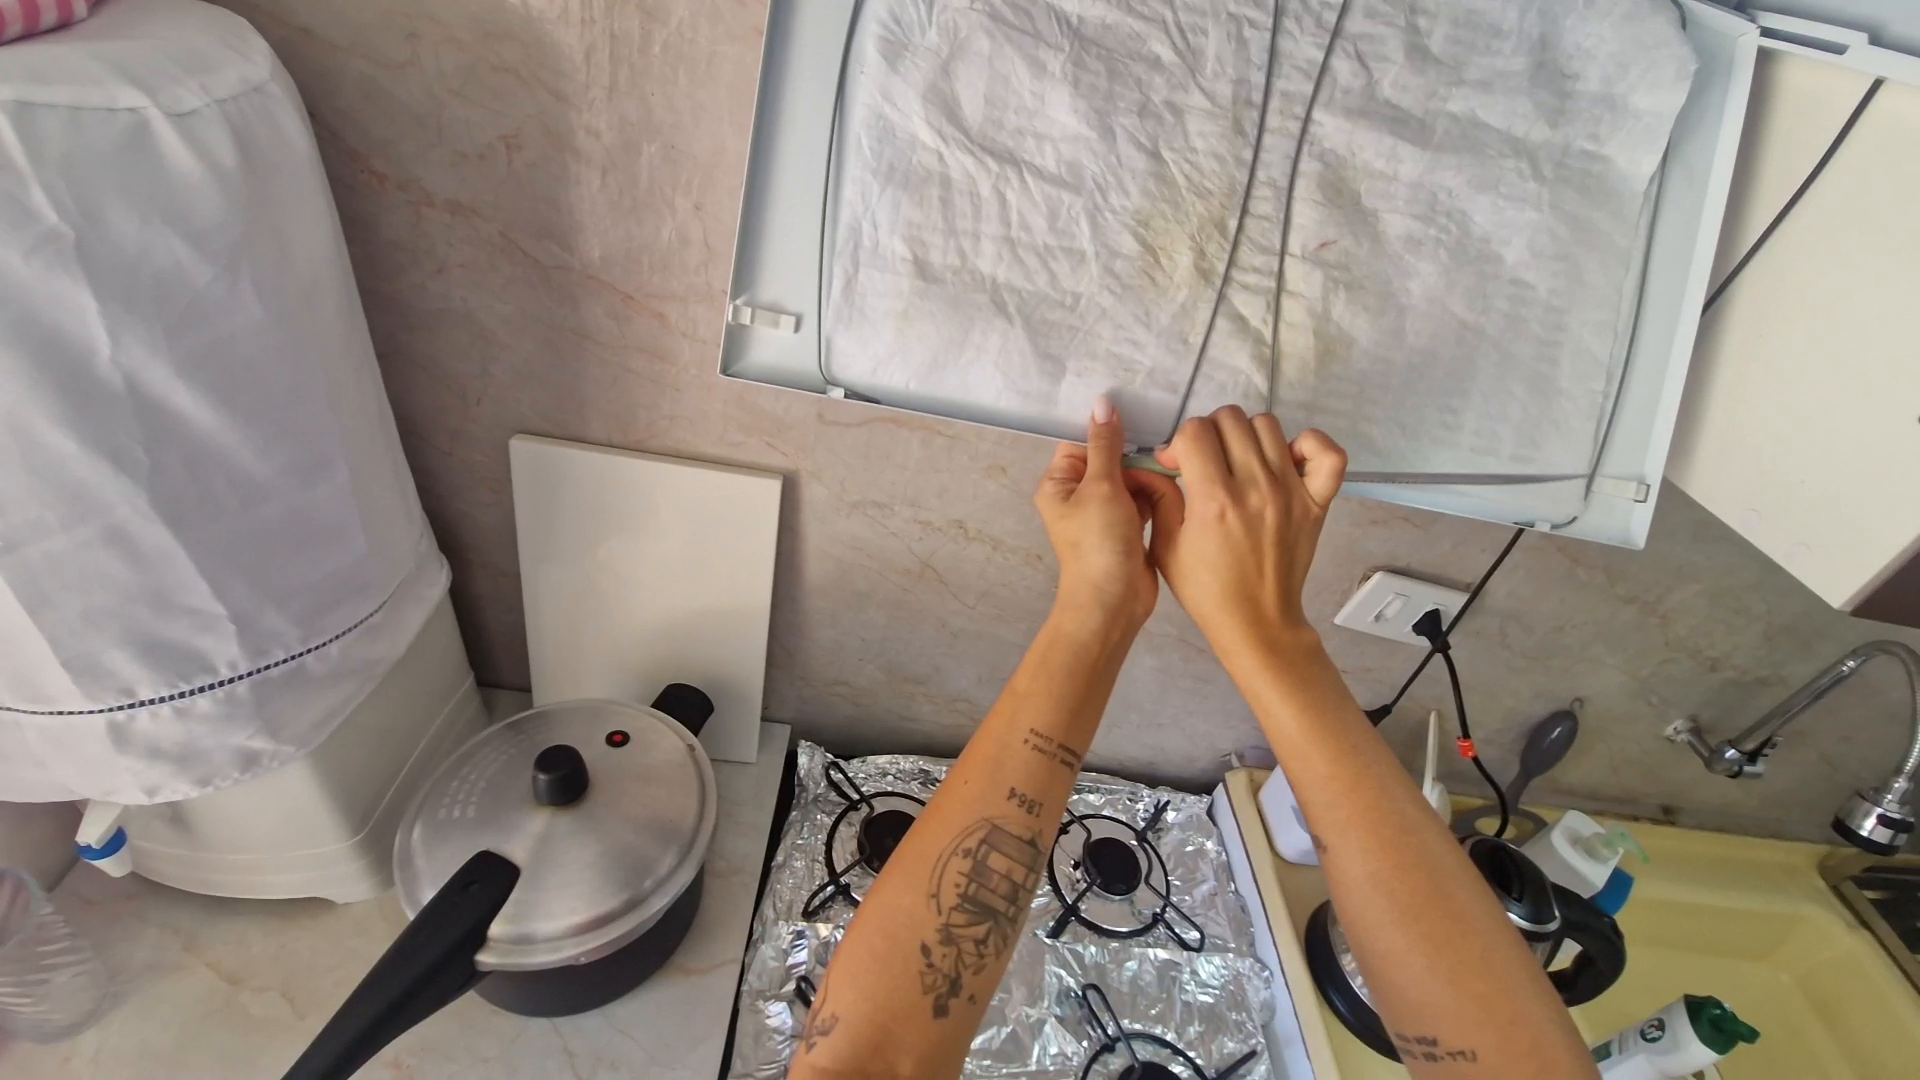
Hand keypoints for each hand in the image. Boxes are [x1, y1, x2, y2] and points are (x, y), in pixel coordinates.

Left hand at [1034, 398, 1180, 631]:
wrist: (1113, 601)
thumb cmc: (1099, 542)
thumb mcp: (1101, 486)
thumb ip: (1105, 444)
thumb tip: (1102, 402)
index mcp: (1058, 484)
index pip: (1082, 444)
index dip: (1109, 439)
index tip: (1138, 436)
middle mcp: (1076, 496)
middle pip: (1111, 461)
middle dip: (1135, 466)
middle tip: (1156, 472)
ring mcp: (1102, 514)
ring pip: (1131, 481)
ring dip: (1148, 485)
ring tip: (1162, 496)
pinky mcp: (1126, 529)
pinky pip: (1142, 502)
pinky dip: (1154, 503)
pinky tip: (1168, 507)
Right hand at [1147, 406, 1346, 668]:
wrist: (1256, 621)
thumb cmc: (1205, 589)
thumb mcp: (1166, 547)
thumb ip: (1159, 498)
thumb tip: (1157, 462)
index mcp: (1213, 500)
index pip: (1194, 432)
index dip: (1178, 442)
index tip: (1175, 465)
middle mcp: (1254, 488)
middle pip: (1230, 419)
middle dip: (1207, 433)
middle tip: (1204, 461)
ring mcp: (1290, 491)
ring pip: (1268, 425)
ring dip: (1245, 435)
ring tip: (1238, 462)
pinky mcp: (1317, 501)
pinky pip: (1326, 451)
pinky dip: (1306, 444)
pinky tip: (1285, 458)